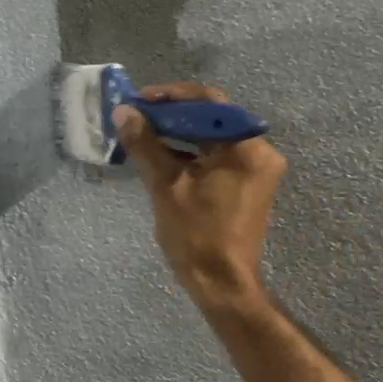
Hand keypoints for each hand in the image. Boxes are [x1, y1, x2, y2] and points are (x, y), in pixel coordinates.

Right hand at [114, 82, 287, 308]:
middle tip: (136, 118)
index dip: (171, 97)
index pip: (209, 102)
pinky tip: (161, 156)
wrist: (222, 284)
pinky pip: (217, 157)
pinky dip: (190, 154)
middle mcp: (259, 152)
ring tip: (143, 135)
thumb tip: (123, 112)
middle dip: (172, 115)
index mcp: (247, 148)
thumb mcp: (165, 185)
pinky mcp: (247, 185)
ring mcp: (255, 170)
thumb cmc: (196, 235)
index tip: (139, 101)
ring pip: (213, 138)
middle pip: (212, 119)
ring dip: (179, 135)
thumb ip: (145, 144)